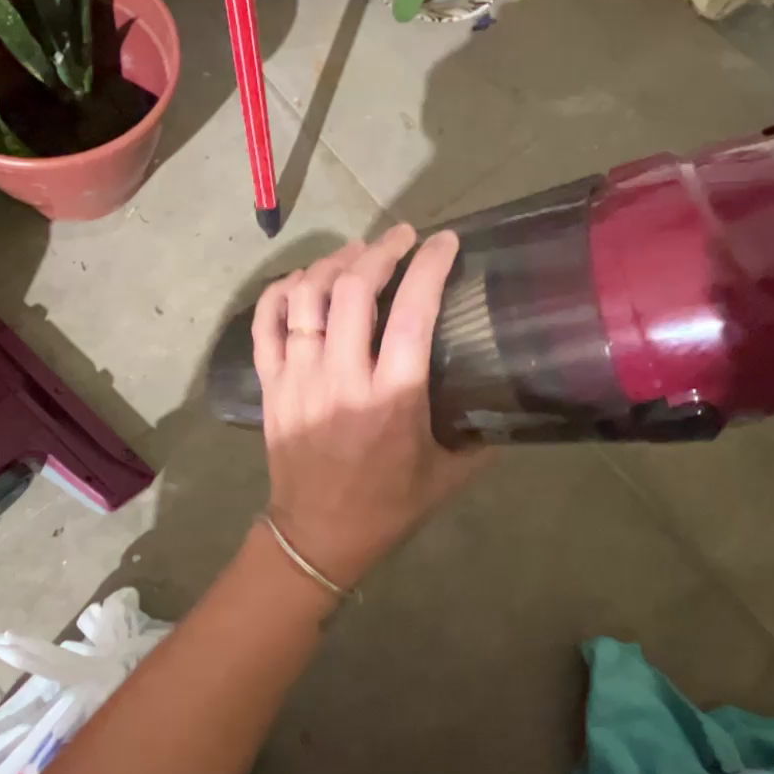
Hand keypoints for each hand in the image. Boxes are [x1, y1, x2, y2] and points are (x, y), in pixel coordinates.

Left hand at [250, 225, 489, 587]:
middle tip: (401, 236)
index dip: (429, 266)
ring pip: (307, 297)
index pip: (411, 312)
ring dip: (333, 263)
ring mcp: (298, 377)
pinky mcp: (270, 384)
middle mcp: (341, 378)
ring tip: (357, 251)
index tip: (444, 241)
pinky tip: (303, 279)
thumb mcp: (448, 474)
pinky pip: (266, 323)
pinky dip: (282, 291)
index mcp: (392, 398)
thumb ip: (480, 433)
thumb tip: (507, 393)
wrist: (316, 537)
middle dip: (380, 250)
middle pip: (352, 290)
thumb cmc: (388, 506)